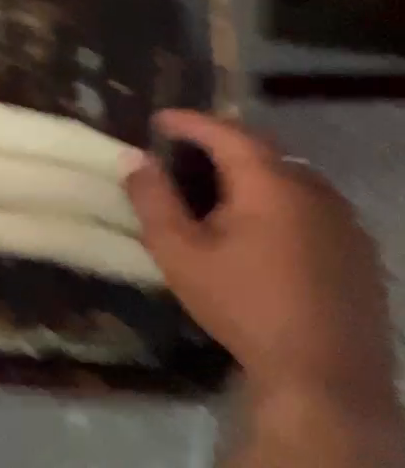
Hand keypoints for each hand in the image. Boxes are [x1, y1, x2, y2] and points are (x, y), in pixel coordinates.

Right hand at [124, 110, 396, 409]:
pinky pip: (314, 204)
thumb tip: (134, 157)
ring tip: (214, 181)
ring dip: (252, 169)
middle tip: (181, 146)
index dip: (190, 121)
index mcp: (271, 188)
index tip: (157, 119)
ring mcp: (346, 224)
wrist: (325, 374)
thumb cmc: (241, 304)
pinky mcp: (359, 251)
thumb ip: (152, 198)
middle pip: (266, 151)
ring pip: (294, 176)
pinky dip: (278, 195)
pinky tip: (257, 221)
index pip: (228, 134)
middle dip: (221, 141)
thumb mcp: (176, 250)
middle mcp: (316, 195)